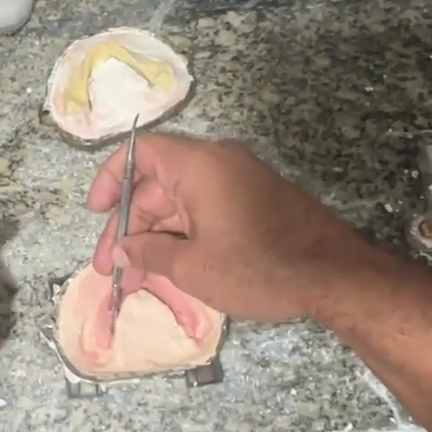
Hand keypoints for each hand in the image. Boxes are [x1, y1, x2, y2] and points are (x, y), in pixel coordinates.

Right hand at [89, 134, 349, 322]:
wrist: (336, 277)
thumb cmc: (259, 267)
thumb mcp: (193, 267)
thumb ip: (148, 253)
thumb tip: (122, 250)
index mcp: (199, 166)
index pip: (141, 153)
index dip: (110, 179)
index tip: (96, 212)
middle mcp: (218, 164)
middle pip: (156, 187)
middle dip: (129, 228)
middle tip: (111, 269)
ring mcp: (238, 183)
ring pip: (179, 205)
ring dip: (154, 239)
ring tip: (135, 279)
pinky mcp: (254, 203)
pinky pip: (204, 212)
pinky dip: (182, 237)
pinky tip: (167, 270)